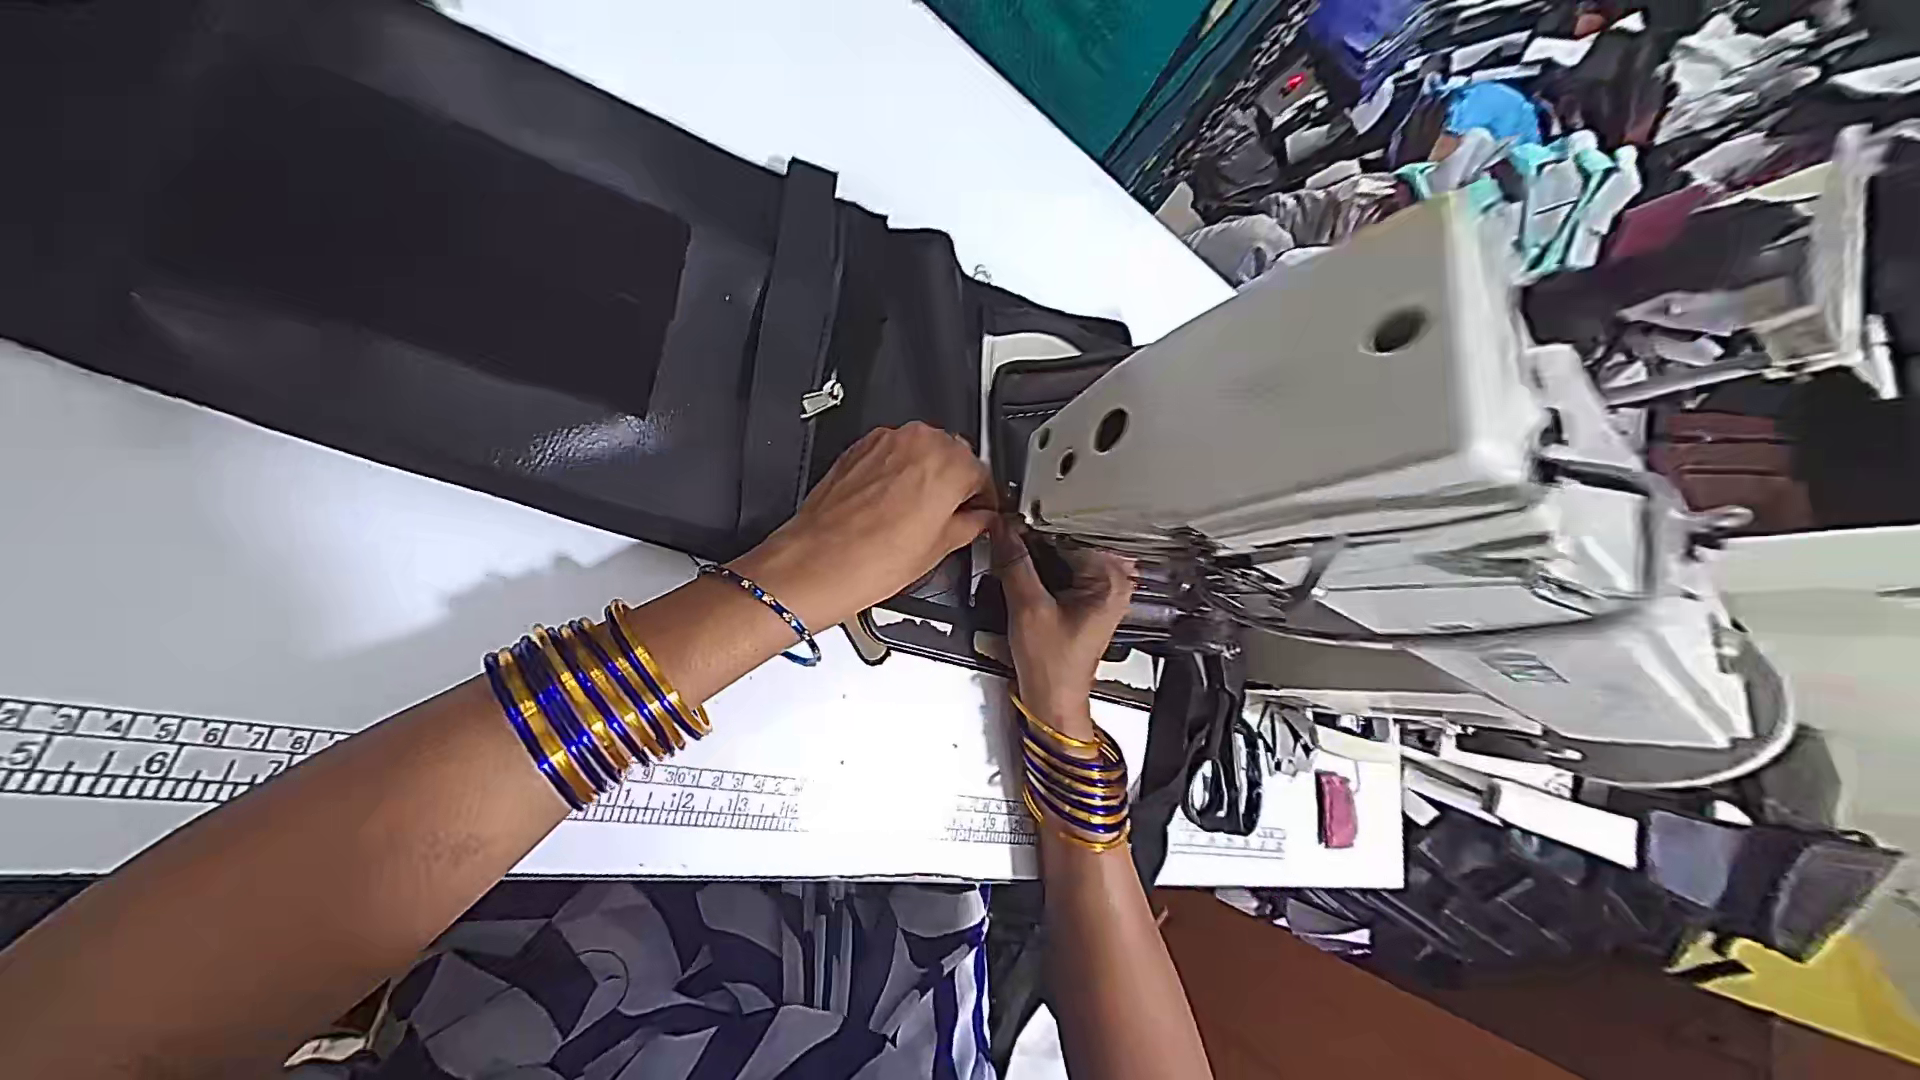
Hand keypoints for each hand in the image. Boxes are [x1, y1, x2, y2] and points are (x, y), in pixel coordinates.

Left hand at [731, 423, 995, 629]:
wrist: (817, 562)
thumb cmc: (869, 559)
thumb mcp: (939, 548)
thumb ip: (971, 524)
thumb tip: (980, 519)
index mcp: (949, 463)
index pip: (984, 473)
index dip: (985, 498)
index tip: (983, 512)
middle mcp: (919, 442)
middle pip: (955, 455)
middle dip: (958, 483)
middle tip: (955, 515)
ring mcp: (887, 442)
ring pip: (923, 451)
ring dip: (928, 475)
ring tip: (920, 514)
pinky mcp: (860, 448)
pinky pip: (893, 454)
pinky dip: (900, 472)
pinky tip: (895, 506)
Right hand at [993, 519, 1134, 738]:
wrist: (1052, 698)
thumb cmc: (1053, 667)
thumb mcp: (1028, 608)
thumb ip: (1015, 563)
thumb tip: (1003, 530)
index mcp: (1110, 580)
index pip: (1074, 532)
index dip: (1040, 524)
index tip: (1014, 520)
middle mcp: (1112, 582)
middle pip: (1072, 538)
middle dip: (1039, 533)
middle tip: (1010, 528)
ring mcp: (1101, 590)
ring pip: (1066, 551)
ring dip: (1039, 547)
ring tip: (1014, 542)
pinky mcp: (1086, 597)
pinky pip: (1064, 566)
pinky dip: (1043, 562)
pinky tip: (1025, 562)